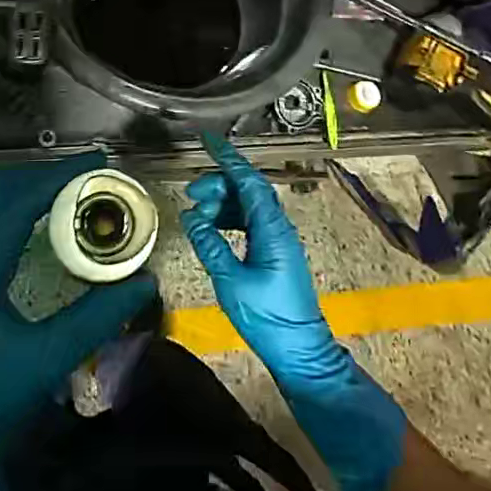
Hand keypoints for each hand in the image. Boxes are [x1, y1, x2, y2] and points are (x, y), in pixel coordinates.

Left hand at [0, 153, 157, 490]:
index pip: (21, 198)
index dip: (61, 174)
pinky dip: (16, 207)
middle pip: (2, 191)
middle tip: (93, 172)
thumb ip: (95, 317)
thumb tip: (144, 280)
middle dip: (46, 173)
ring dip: (29, 188)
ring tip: (72, 187)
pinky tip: (39, 219)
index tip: (100, 161)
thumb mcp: (47, 358)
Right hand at [180, 132, 405, 490]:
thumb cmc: (267, 316)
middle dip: (217, 185)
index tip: (209, 141)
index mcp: (271, 229)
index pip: (249, 182)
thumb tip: (191, 216)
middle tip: (191, 195)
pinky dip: (227, 219)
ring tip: (197, 215)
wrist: (300, 350)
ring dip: (221, 203)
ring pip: (246, 206)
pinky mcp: (272, 254)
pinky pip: (248, 223)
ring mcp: (276, 241)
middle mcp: (277, 229)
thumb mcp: (230, 280)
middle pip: (247, 191)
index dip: (229, 159)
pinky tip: (210, 228)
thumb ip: (210, 244)